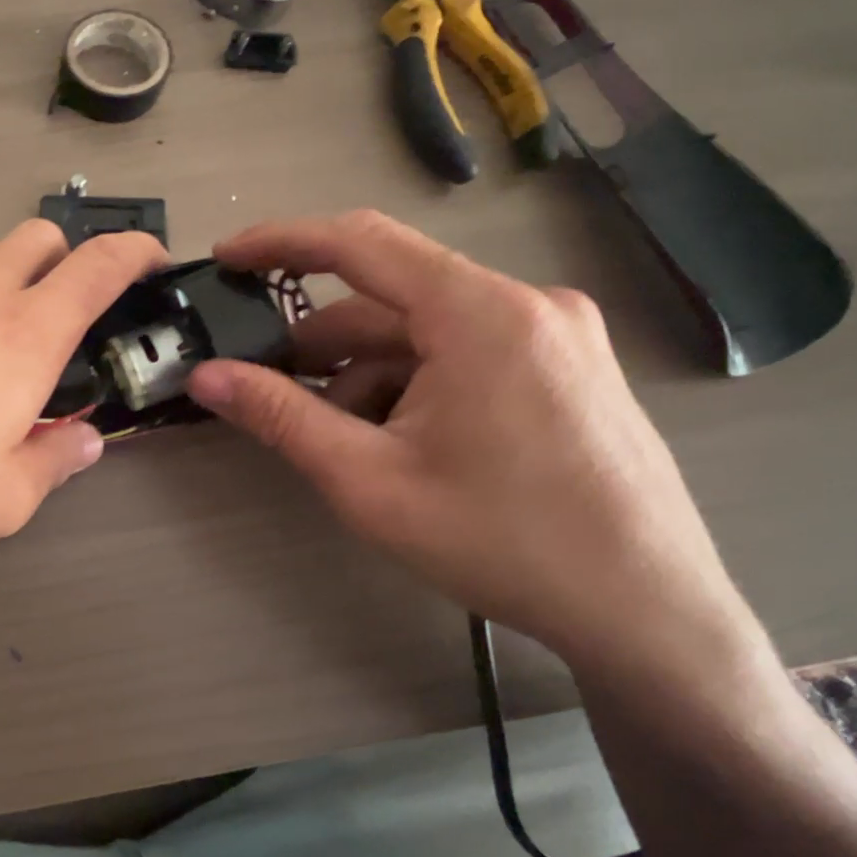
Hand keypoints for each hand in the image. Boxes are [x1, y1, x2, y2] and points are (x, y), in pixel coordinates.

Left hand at [0, 221, 168, 604]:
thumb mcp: (0, 498)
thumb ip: (53, 462)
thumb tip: (82, 441)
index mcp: (25, 332)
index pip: (100, 265)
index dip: (136, 251)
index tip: (151, 258)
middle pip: (39, 237)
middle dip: (67, 259)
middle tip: (64, 312)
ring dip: (4, 272)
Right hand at [186, 211, 754, 666]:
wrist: (651, 615)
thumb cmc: (503, 542)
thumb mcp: (369, 480)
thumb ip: (279, 416)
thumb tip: (205, 376)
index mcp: (480, 313)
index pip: (360, 242)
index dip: (281, 241)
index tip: (224, 258)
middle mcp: (525, 303)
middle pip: (390, 297)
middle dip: (320, 342)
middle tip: (265, 387)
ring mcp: (555, 334)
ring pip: (423, 329)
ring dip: (364, 371)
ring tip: (337, 437)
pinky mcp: (567, 365)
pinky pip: (462, 350)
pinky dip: (410, 381)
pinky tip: (395, 441)